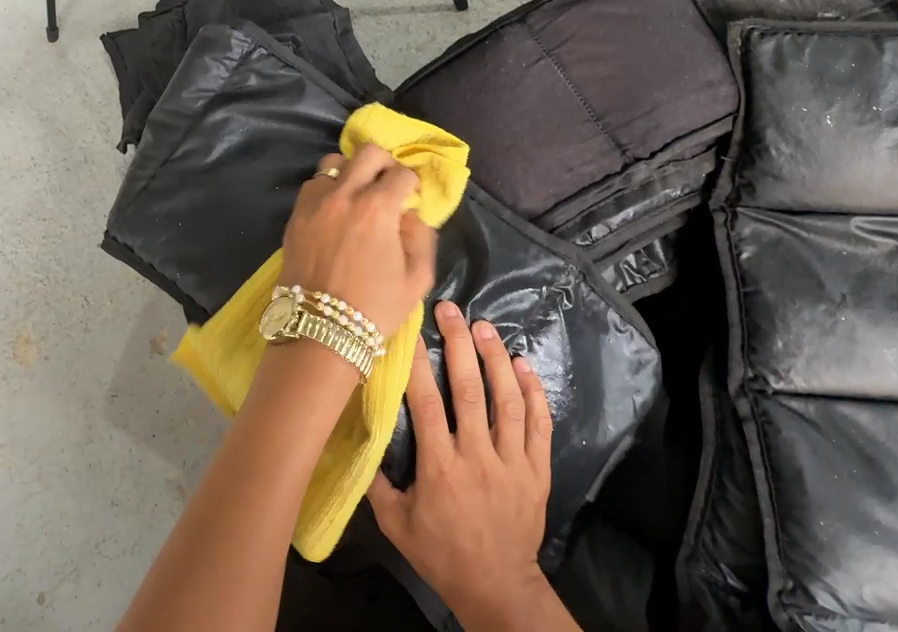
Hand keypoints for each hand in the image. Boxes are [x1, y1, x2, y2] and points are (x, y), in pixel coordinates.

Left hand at [279, 146, 437, 341]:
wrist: (320, 330)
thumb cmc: (375, 308)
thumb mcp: (417, 279)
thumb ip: (421, 237)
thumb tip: (411, 214)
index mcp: (378, 208)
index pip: (402, 173)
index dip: (412, 184)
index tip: (412, 198)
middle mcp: (344, 195)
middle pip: (368, 152)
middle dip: (385, 163)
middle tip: (388, 184)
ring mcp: (315, 203)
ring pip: (334, 162)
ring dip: (351, 171)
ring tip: (358, 194)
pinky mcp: (295, 215)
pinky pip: (312, 185)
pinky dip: (327, 189)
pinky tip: (335, 210)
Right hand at [368, 302, 574, 631]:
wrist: (496, 586)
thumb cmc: (440, 553)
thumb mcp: (395, 523)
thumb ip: (376, 480)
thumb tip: (358, 436)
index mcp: (440, 467)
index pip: (426, 403)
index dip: (417, 363)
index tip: (411, 330)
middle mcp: (477, 456)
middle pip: (468, 390)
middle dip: (460, 344)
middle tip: (452, 310)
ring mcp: (512, 462)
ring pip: (506, 400)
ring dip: (496, 359)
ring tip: (485, 328)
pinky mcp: (537, 471)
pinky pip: (539, 424)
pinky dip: (533, 392)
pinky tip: (523, 365)